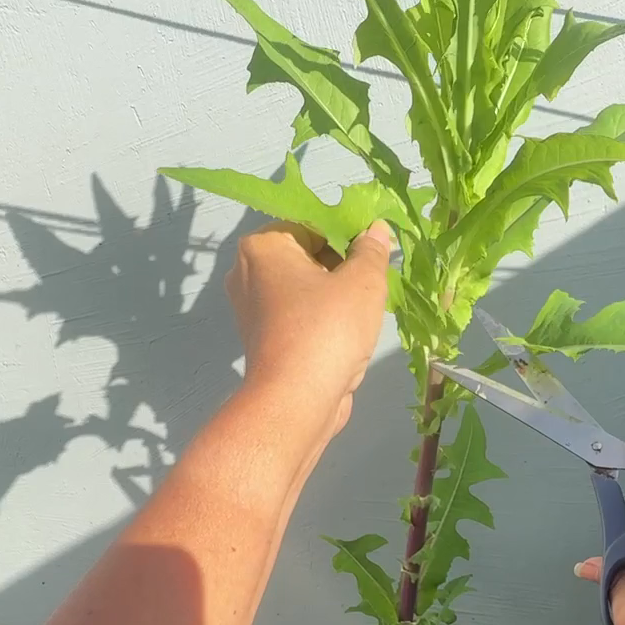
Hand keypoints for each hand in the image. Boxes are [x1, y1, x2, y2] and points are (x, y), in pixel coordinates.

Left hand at [224, 220, 391, 428]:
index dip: (348, 236)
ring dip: (336, 299)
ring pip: (305, 291)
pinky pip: (300, 319)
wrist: (297, 400)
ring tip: (364, 313)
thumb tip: (377, 229)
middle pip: (307, 258)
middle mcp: (248, 273)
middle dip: (343, 269)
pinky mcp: (265, 342)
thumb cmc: (328, 331)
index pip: (312, 225)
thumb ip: (372, 252)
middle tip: (374, 284)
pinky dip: (323, 323)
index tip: (375, 253)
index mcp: (264, 247)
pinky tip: (348, 337)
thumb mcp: (363, 283)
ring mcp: (253, 311)